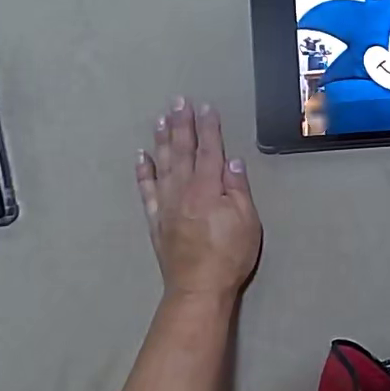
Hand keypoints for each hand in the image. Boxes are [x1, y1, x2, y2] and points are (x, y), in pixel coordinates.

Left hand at [136, 97, 261, 303]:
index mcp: (208, 188)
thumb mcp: (247, 220)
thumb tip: (231, 162)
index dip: (208, 127)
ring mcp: (166, 204)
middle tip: (178, 102)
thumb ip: (238, 189)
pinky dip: (144, 172)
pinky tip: (142, 156)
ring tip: (161, 119)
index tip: (205, 107)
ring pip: (162, 164)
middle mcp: (183, 190)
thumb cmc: (229, 255)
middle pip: (182, 151)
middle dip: (182, 125)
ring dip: (162, 140)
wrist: (198, 288)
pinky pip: (146, 190)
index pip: (209, 150)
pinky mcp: (156, 220)